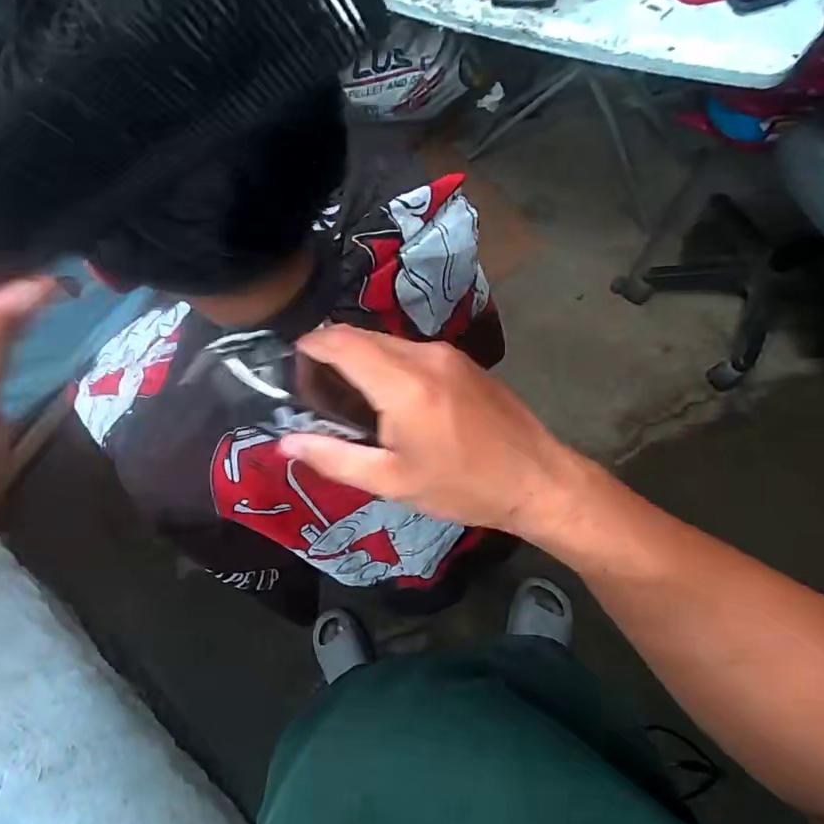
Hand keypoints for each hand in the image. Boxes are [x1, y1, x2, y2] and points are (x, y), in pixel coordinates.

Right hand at [278, 325, 599, 537]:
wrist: (537, 479)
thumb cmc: (463, 486)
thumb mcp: (394, 482)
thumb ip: (335, 458)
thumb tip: (286, 443)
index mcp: (404, 384)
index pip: (341, 342)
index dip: (309, 345)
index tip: (289, 362)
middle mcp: (425, 356)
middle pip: (362, 336)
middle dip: (331, 351)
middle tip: (313, 388)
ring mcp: (449, 354)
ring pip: (387, 342)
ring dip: (361, 357)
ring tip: (348, 396)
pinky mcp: (464, 360)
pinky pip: (412, 350)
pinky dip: (388, 362)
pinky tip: (389, 395)